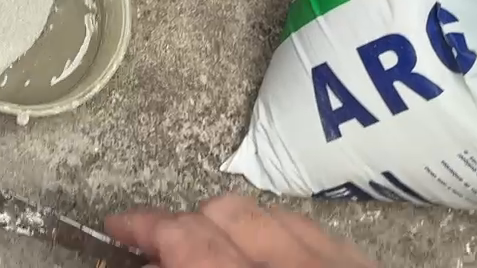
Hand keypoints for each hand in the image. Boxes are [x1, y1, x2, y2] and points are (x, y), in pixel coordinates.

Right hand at [106, 195, 373, 267]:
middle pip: (220, 215)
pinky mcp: (363, 265)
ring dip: (223, 225)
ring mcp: (336, 263)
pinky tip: (263, 253)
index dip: (141, 227)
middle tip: (152, 253)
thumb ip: (183, 266)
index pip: (184, 240)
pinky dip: (274, 232)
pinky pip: (309, 229)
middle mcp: (292, 265)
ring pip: (264, 213)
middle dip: (179, 227)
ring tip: (204, 250)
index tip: (113, 229)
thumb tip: (139, 259)